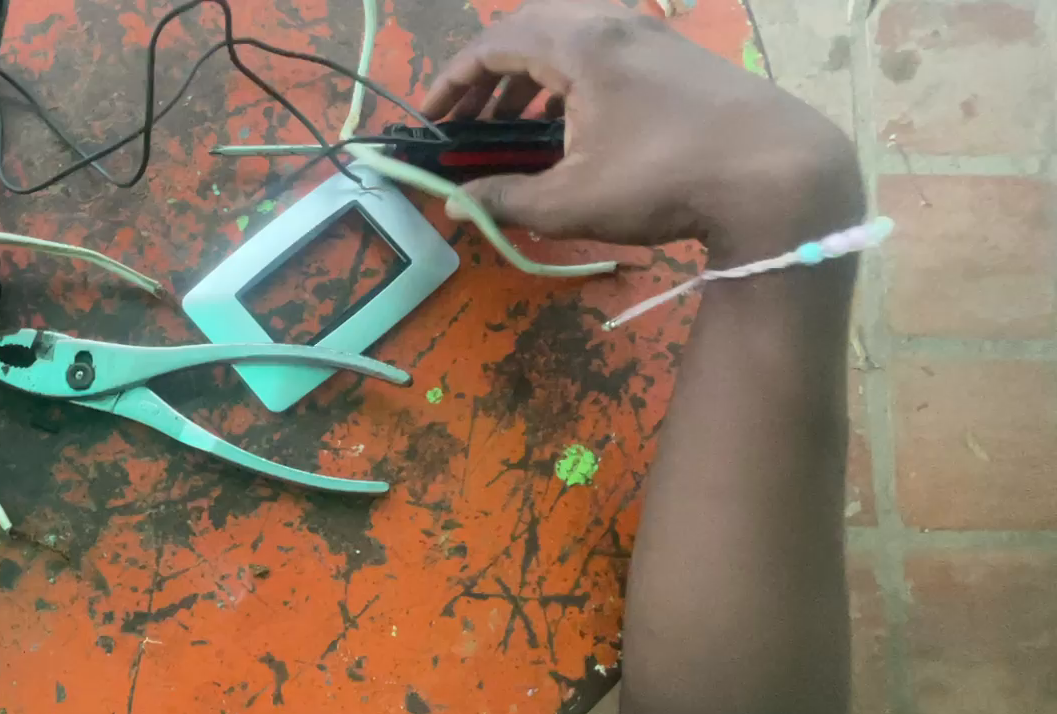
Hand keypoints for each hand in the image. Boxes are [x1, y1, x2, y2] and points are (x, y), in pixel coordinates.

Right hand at [423, 0, 861, 261]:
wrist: (772, 172)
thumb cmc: (657, 182)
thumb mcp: (562, 202)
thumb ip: (498, 199)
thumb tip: (452, 204)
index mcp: (582, 46)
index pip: (495, 42)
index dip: (451, 81)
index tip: (428, 119)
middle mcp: (615, 23)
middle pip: (529, 27)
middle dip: (485, 74)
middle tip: (464, 120)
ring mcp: (649, 35)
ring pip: (565, 35)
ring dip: (523, 76)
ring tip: (504, 127)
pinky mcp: (670, 55)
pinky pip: (597, 48)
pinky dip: (560, 78)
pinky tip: (558, 123)